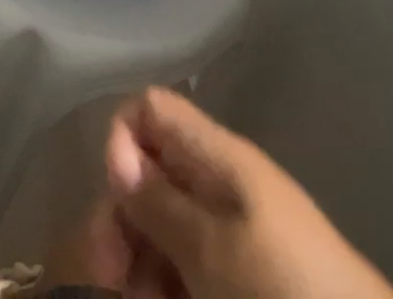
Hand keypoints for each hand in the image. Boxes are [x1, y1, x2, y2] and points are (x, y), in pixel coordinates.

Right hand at [103, 88, 392, 298]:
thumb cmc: (281, 285)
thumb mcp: (212, 247)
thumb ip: (159, 199)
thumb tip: (114, 149)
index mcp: (216, 156)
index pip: (150, 110)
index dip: (121, 142)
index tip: (116, 197)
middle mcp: (214, 182)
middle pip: (142, 177)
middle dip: (117, 221)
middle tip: (110, 275)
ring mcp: (221, 229)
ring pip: (151, 227)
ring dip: (133, 262)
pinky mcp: (227, 271)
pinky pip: (175, 262)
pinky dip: (158, 282)